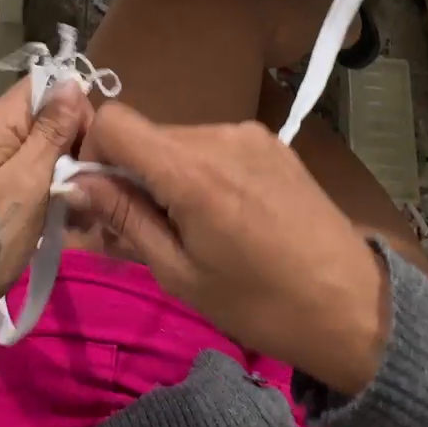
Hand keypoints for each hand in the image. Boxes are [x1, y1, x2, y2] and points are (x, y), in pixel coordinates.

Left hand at [0, 76, 91, 361]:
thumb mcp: (26, 182)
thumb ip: (51, 131)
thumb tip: (73, 79)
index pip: (46, 85)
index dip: (76, 107)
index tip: (95, 146)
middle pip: (47, 117)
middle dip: (75, 145)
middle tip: (89, 185)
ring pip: (44, 150)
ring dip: (66, 174)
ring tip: (80, 210)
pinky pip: (31, 175)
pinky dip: (50, 193)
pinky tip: (64, 221)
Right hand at [69, 103, 390, 394]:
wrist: (353, 306)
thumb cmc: (259, 303)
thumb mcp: (179, 273)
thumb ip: (124, 218)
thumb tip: (74, 183)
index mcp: (192, 170)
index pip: (115, 120)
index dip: (93, 150)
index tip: (98, 193)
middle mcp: (219, 134)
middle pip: (147, 133)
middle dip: (130, 171)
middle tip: (139, 225)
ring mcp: (248, 132)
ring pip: (178, 138)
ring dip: (166, 171)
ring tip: (189, 223)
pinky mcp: (269, 139)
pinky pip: (212, 142)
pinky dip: (199, 168)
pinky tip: (223, 210)